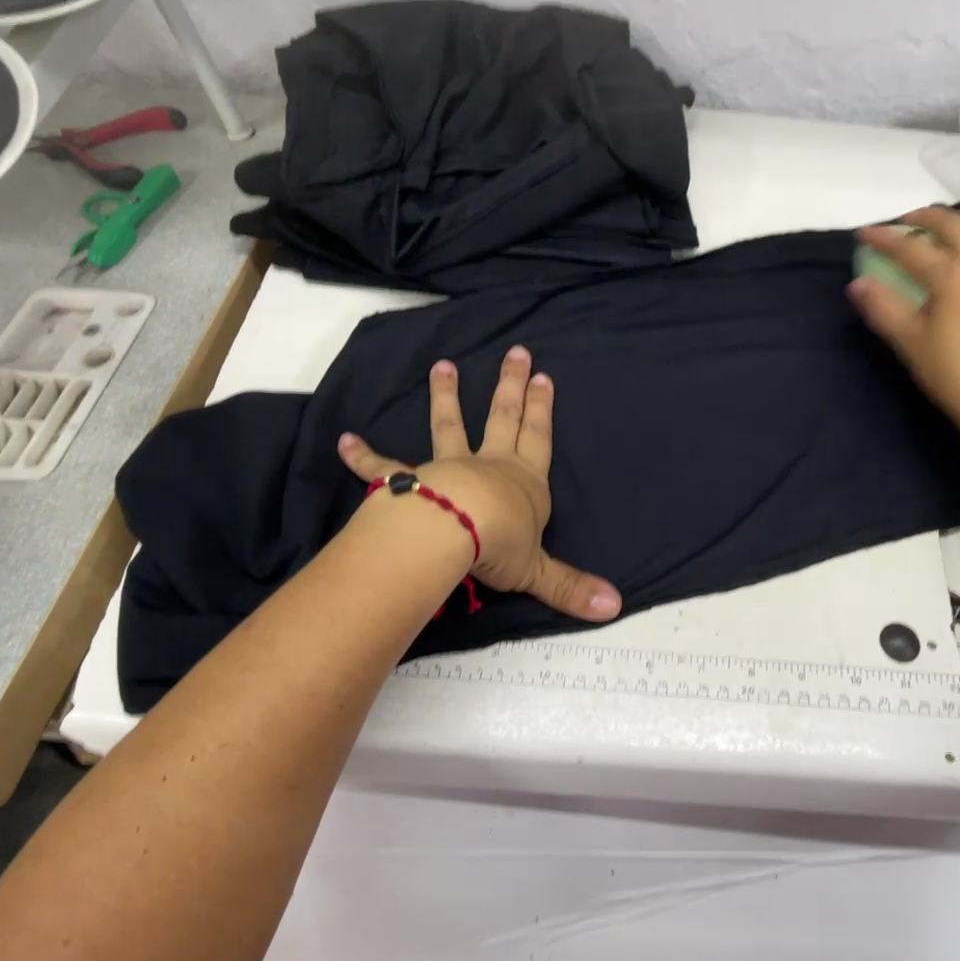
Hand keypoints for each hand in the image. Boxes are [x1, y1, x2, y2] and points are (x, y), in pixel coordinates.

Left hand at [336, 347, 622, 621]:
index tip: (542, 376)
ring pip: (449, 427)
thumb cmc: (502, 545)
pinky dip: (365, 455)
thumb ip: (572, 587)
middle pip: (502, 418)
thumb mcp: (541, 570)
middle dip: (510, 386)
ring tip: (442, 367)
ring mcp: (448, 469)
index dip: (541, 409)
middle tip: (515, 352)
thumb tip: (613, 607)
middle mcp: (489, 466)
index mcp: (524, 483)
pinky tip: (346, 440)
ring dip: (446, 397)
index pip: (537, 438)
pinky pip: (384, 468)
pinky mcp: (411, 483)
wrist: (455, 533)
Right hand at [847, 209, 959, 440]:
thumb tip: (858, 283)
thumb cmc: (956, 373)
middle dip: (924, 218)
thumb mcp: (910, 342)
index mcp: (951, 273)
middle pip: (952, 223)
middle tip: (903, 225)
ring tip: (945, 242)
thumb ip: (883, 307)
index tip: (862, 234)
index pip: (909, 245)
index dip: (882, 237)